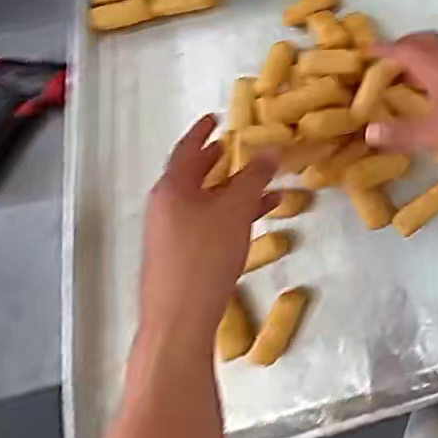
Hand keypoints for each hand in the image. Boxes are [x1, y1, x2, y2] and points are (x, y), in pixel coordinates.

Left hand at [137, 115, 278, 342]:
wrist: (180, 319)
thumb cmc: (204, 255)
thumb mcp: (236, 209)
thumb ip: (254, 177)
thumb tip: (269, 150)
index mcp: (172, 189)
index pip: (187, 149)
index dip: (202, 131)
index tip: (215, 118)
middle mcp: (167, 206)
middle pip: (195, 174)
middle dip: (220, 159)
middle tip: (240, 144)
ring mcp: (172, 232)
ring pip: (207, 198)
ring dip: (234, 186)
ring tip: (264, 177)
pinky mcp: (183, 253)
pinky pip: (210, 220)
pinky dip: (234, 211)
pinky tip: (262, 212)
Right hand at [364, 32, 437, 159]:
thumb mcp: (434, 135)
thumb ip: (400, 133)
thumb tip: (369, 131)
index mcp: (433, 63)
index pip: (400, 49)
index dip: (381, 50)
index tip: (366, 51)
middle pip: (422, 42)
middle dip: (403, 48)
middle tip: (388, 62)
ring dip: (425, 56)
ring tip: (414, 76)